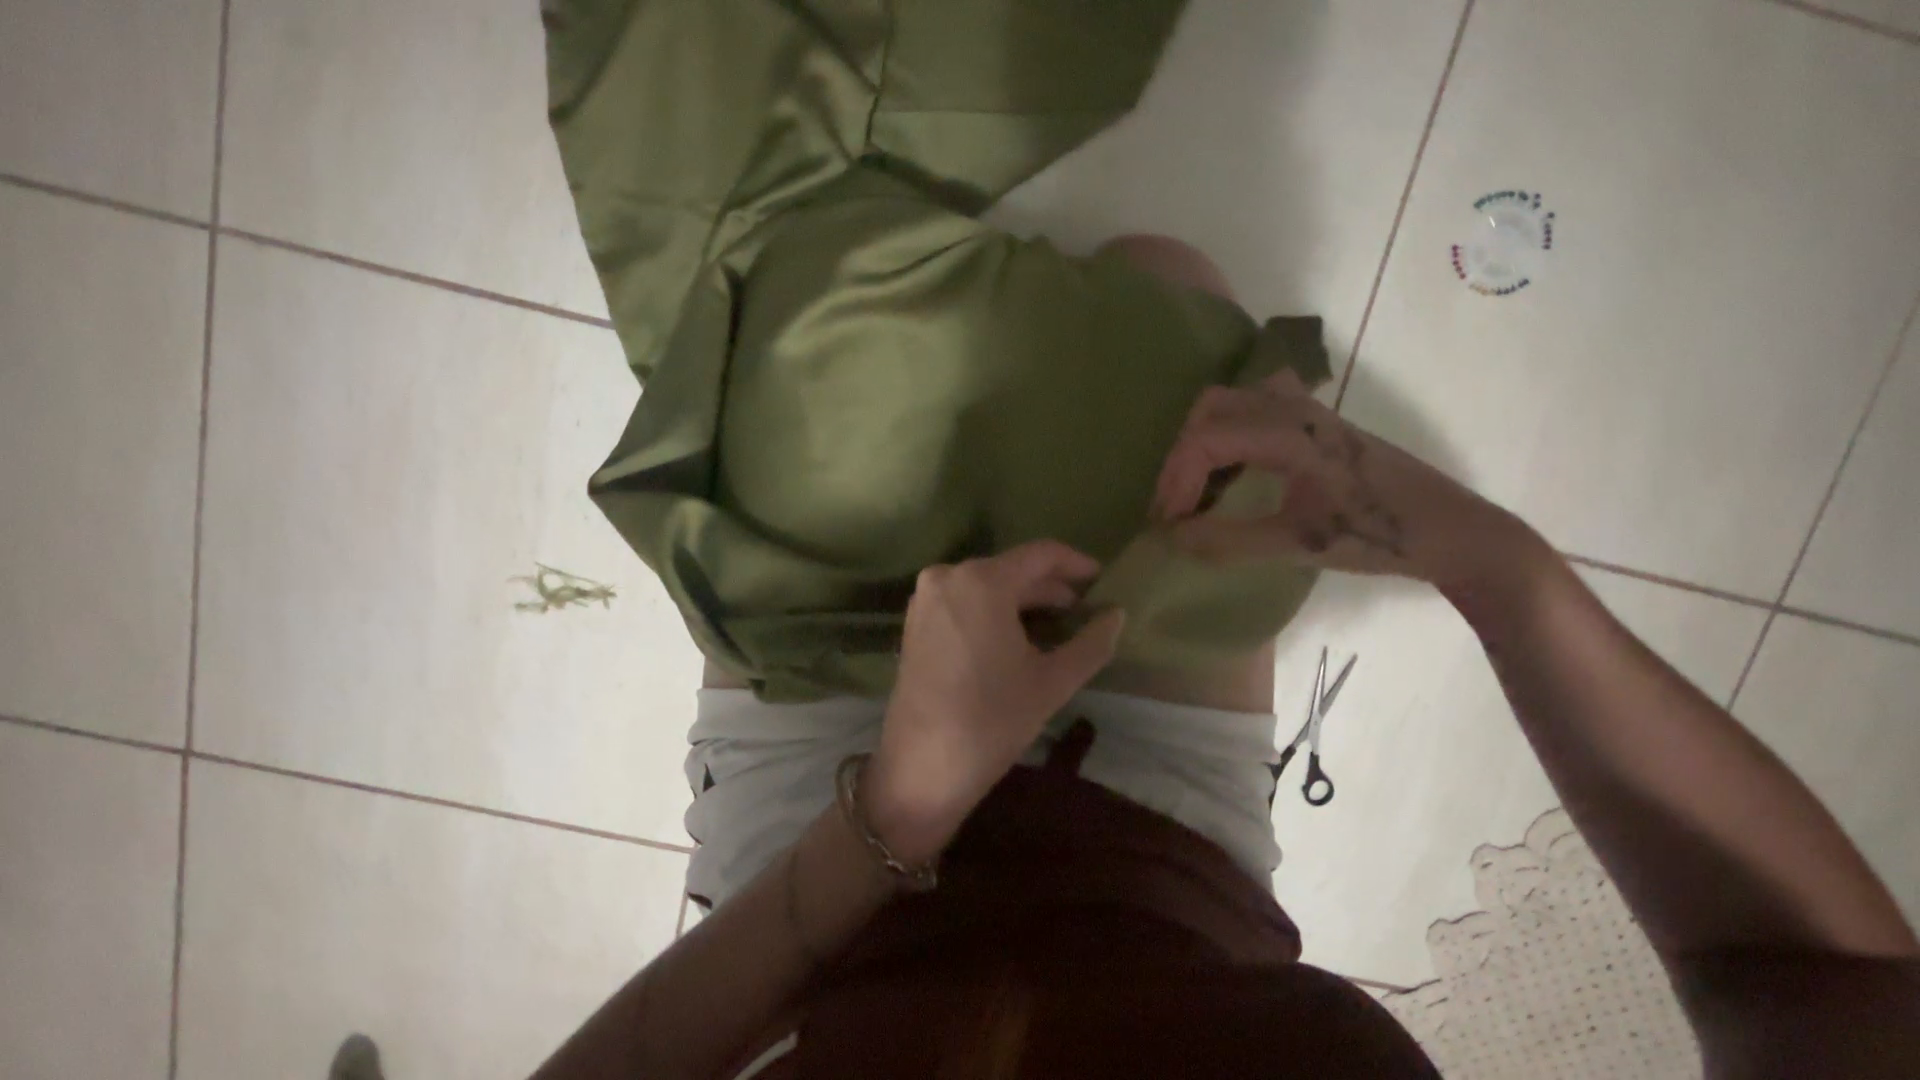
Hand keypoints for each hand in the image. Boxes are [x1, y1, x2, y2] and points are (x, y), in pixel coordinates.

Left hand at [863, 541, 1126, 863]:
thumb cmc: (992, 720)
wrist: (922, 767)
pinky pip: (964, 602)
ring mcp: (926, 599)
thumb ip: (1091, 642)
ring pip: (987, 586)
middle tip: (1086, 611)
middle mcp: (948, 577)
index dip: (1076, 564)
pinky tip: (1018, 638)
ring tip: (1058, 627)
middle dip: (1050, 588)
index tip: (1103, 581)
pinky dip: (994, 612)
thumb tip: (1117, 614)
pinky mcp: (915, 623)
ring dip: (1023, 601)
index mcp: (982, 581)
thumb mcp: (1053, 681)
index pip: (1040, 554)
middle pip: (1011, 570)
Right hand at [1152, 370, 1539, 592]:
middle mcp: (1296, 410)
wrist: (1453, 531)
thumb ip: (1230, 541)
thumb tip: (1172, 538)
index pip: (1206, 440)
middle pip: (1211, 408)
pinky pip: (1257, 408)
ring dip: (1203, 439)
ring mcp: (1310, 412)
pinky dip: (1230, 431)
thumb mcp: (1300, 545)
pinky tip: (1235, 471)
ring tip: (1198, 489)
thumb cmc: (1379, 537)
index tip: (1167, 525)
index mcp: (1291, 434)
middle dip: (1182, 456)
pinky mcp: (1320, 423)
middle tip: (1176, 505)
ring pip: (1233, 402)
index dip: (1175, 481)